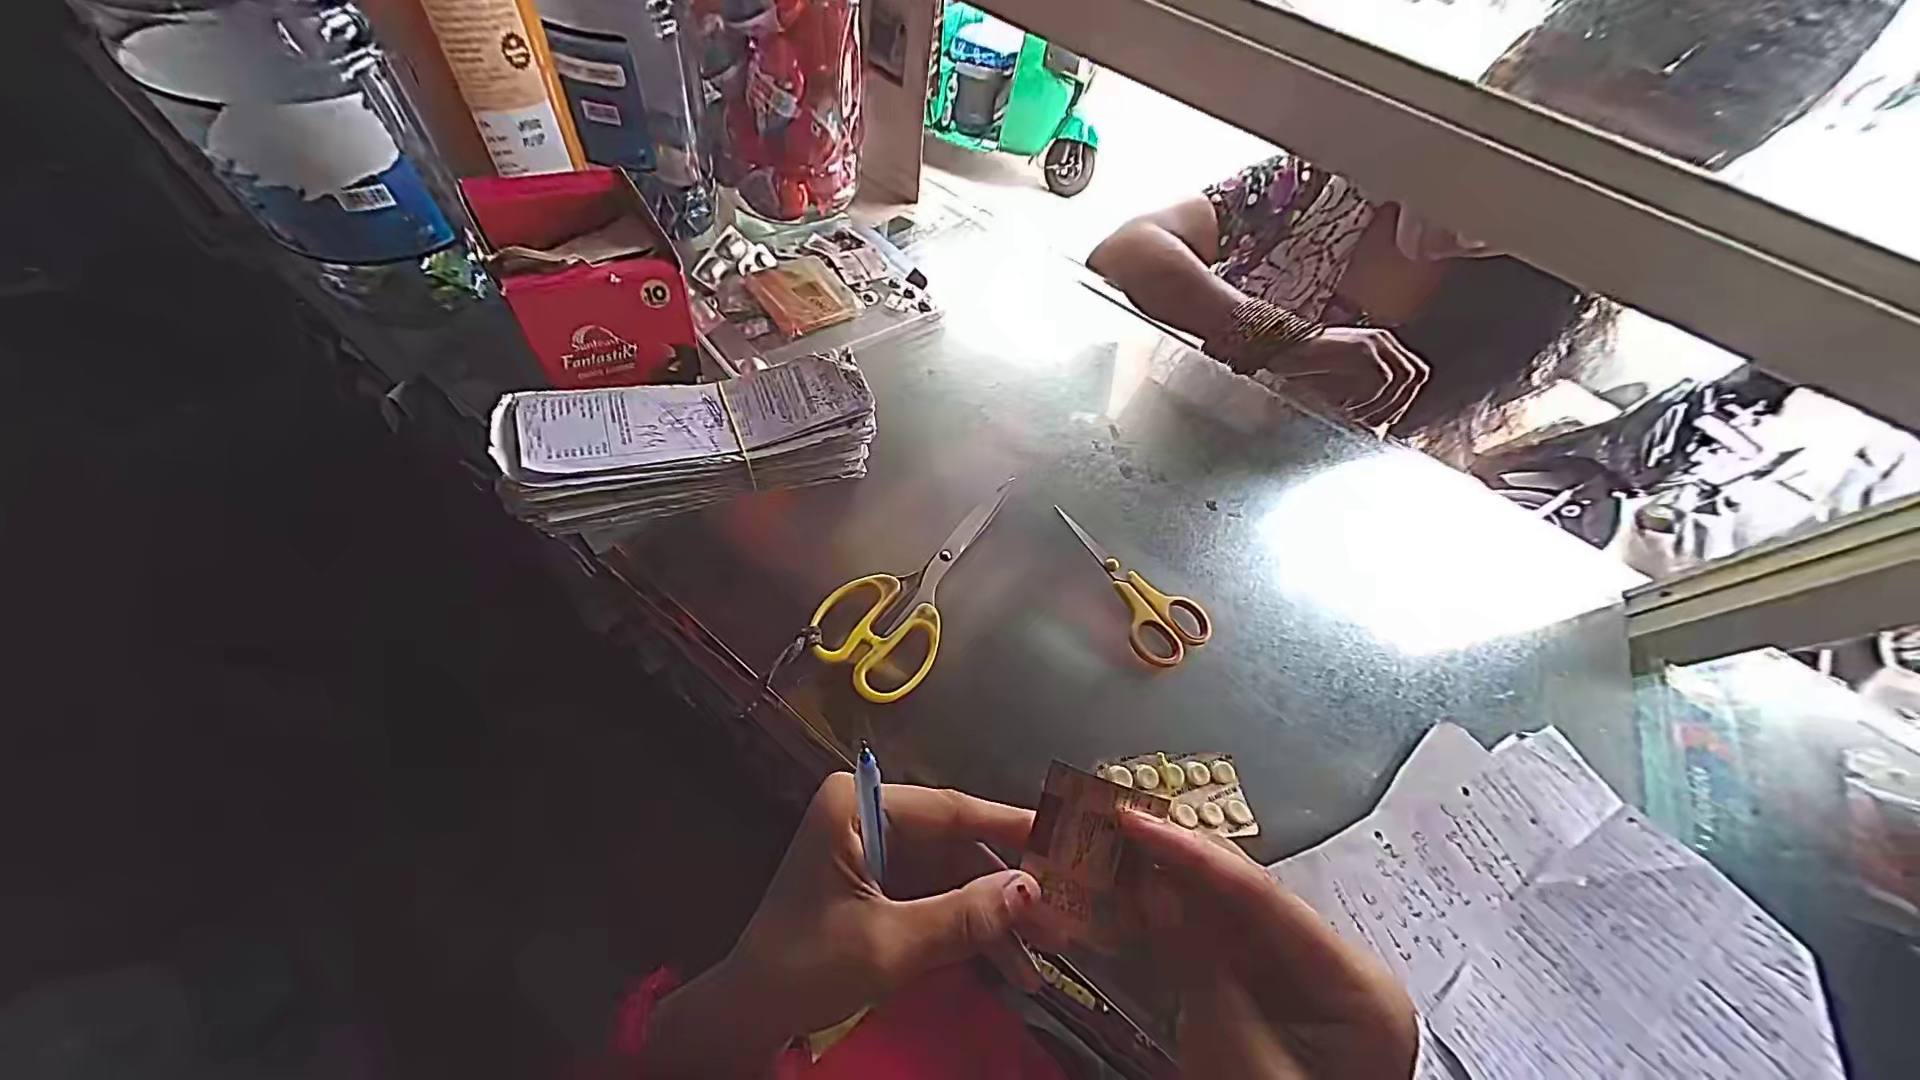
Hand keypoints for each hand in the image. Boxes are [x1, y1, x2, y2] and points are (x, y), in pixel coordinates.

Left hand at [640, 775, 1040, 1076]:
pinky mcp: (884, 878)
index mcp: (859, 804)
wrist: (749, 1012)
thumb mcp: (889, 944)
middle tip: (1061, 909)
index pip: (947, 808)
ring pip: (953, 870)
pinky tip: (1010, 958)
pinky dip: (970, 924)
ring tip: (1047, 948)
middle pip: (955, 841)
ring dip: (994, 911)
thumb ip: (962, 917)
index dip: (1007, 824)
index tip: (1058, 834)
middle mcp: (871, 812)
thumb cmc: (806, 965)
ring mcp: (878, 845)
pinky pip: (938, 892)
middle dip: (1005, 882)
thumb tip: (1032, 892)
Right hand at [1122, 810, 1416, 1079]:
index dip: (1190, 851)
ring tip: (1119, 840)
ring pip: (1230, 902)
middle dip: (1179, 853)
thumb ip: (1197, 963)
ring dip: (1172, 872)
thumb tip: (1152, 882)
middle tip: (1115, 820)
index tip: (1131, 819)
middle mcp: (1335, 960)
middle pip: (1247, 890)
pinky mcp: (1273, 980)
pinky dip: (1177, 907)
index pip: (1262, 896)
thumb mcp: (1235, 1064)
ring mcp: (1303, 969)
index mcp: (1355, 984)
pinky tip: (1141, 884)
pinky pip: (1221, 930)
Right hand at [1267, 327, 1428, 429]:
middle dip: (1398, 405)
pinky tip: (1350, 411)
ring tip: (1358, 420)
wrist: (1277, 347)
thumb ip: (1355, 394)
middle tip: (1372, 425)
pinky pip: (1383, 379)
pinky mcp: (1363, 348)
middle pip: (1416, 375)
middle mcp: (1383, 341)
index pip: (1412, 375)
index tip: (1380, 423)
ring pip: (1404, 378)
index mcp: (1380, 347)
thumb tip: (1374, 428)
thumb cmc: (1298, 369)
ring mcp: (1375, 342)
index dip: (1401, 402)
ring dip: (1385, 405)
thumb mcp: (1333, 381)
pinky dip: (1372, 400)